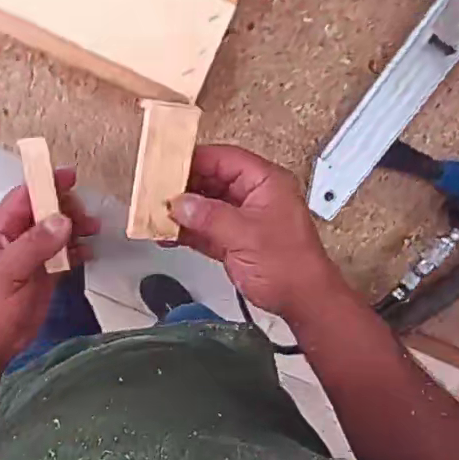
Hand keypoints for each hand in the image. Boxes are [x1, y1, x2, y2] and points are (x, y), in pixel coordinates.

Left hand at [0, 167, 98, 363]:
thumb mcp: (7, 272)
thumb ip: (35, 244)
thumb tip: (63, 219)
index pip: (23, 198)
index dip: (45, 184)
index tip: (71, 177)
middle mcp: (14, 240)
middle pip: (43, 212)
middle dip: (66, 208)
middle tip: (86, 217)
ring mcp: (29, 258)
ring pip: (55, 233)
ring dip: (75, 228)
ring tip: (94, 229)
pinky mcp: (42, 276)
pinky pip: (62, 256)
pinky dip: (76, 251)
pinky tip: (89, 252)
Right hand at [168, 145, 344, 321]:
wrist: (301, 300)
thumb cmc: (290, 265)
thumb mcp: (245, 234)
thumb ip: (210, 216)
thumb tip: (181, 204)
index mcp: (265, 183)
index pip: (225, 159)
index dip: (196, 160)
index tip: (168, 165)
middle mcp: (253, 196)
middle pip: (212, 181)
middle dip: (184, 188)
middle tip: (156, 193)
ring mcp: (243, 219)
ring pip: (206, 206)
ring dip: (182, 212)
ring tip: (157, 215)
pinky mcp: (234, 240)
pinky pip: (205, 229)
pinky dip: (187, 232)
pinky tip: (168, 236)